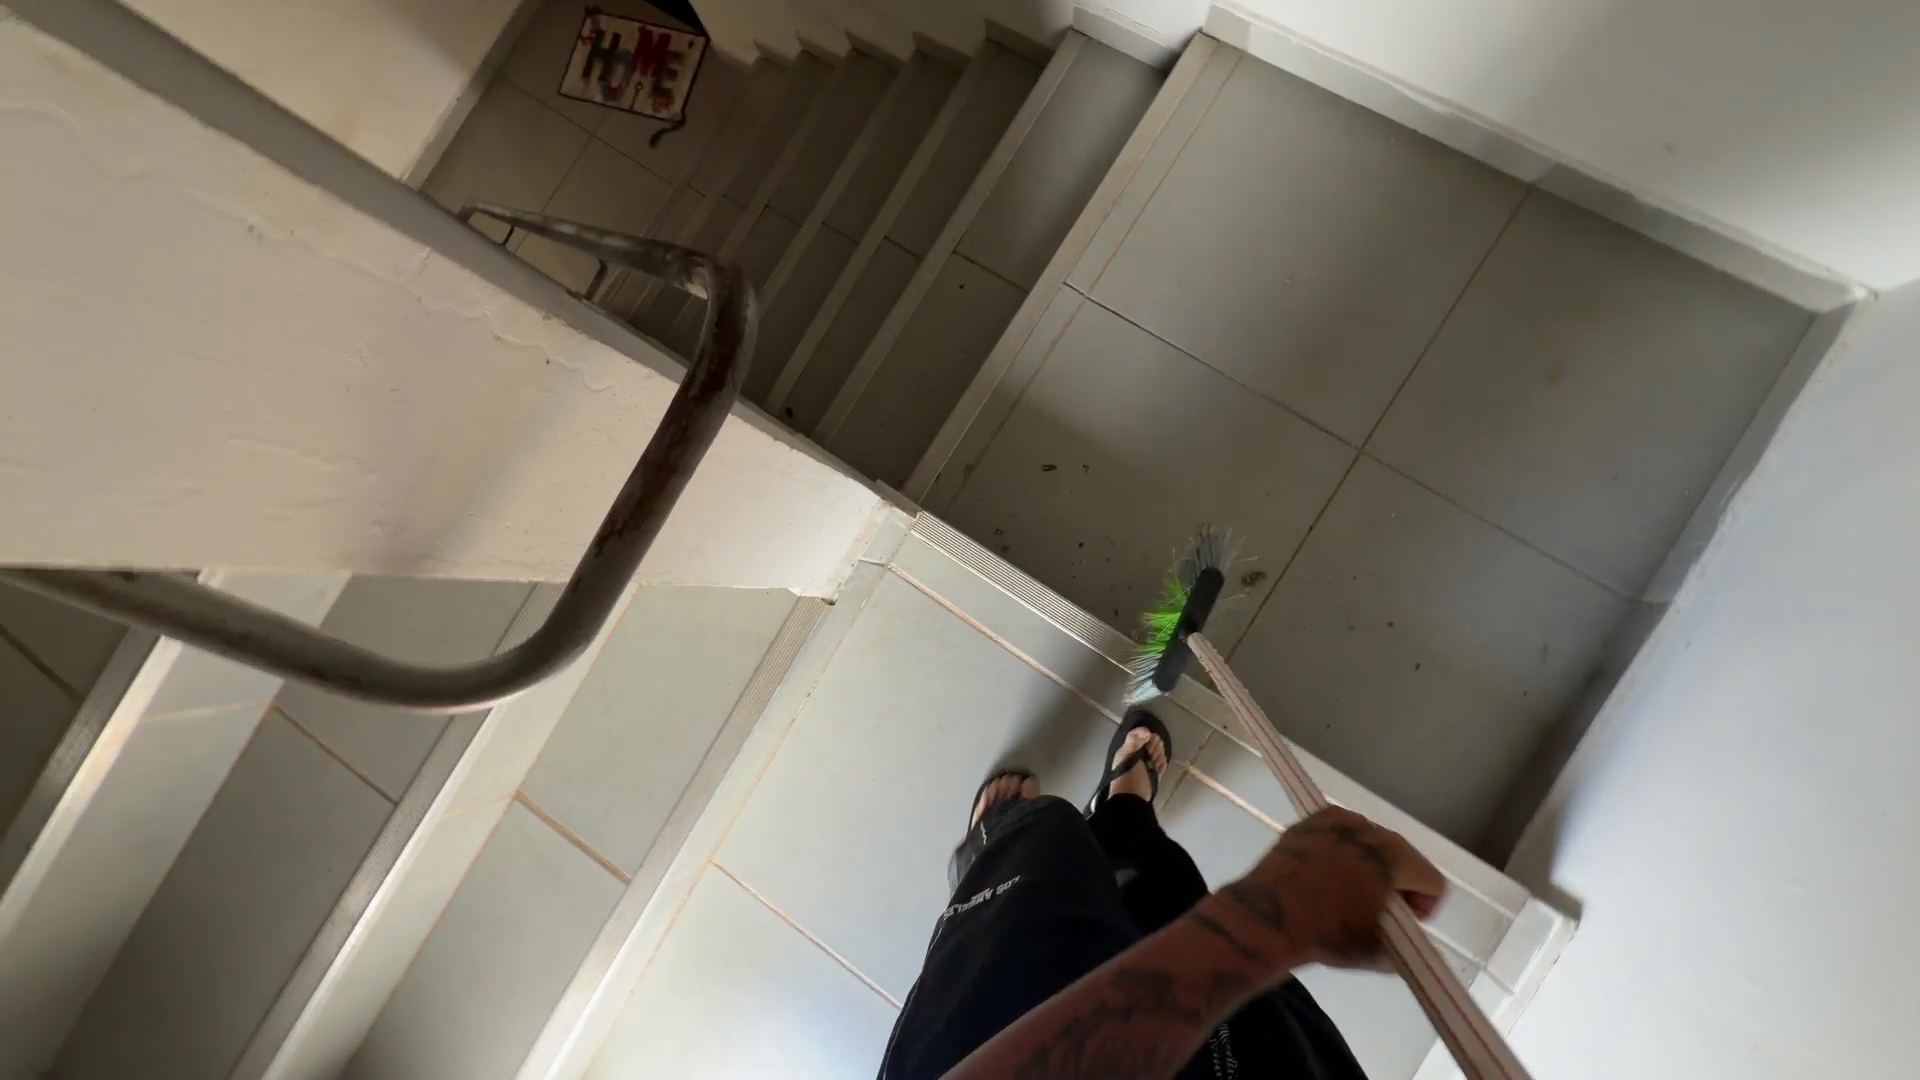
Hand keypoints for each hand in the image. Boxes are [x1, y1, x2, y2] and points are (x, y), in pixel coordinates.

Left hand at [1213, 806, 1446, 971]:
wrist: (1271, 915)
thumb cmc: (1329, 933)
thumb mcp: (1383, 952)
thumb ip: (1409, 943)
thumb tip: (1408, 938)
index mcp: (1394, 857)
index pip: (1431, 880)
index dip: (1423, 906)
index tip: (1402, 922)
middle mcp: (1368, 829)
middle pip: (1403, 856)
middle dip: (1397, 883)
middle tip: (1376, 908)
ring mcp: (1335, 820)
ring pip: (1371, 841)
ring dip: (1369, 863)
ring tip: (1348, 890)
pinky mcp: (1308, 820)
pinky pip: (1339, 831)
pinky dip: (1341, 847)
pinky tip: (1327, 870)